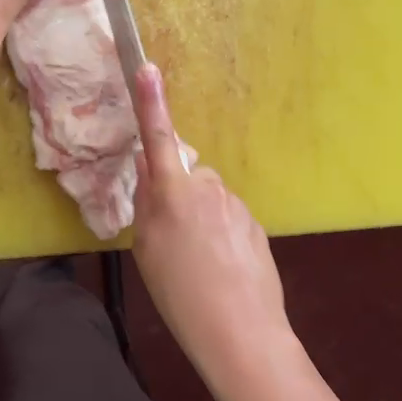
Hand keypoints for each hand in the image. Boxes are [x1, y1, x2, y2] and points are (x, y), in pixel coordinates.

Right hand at [130, 64, 303, 400]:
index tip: (147, 67)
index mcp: (174, 192)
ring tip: (195, 265)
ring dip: (197, 217)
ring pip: (206, 198)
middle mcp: (208, 188)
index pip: (157, 137)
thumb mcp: (147, 250)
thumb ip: (147, 204)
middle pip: (183, 175)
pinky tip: (217, 270)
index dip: (150, 101)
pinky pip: (226, 218)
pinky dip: (218, 235)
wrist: (242, 333)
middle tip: (168, 241)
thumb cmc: (181, 293)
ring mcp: (236, 206)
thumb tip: (151, 172)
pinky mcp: (255, 225)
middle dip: (175, 194)